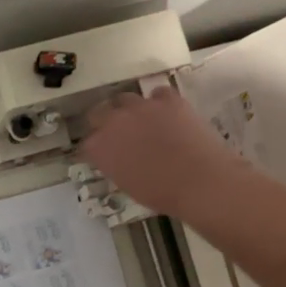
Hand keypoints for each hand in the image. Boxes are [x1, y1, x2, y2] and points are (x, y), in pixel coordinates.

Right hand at [81, 87, 237, 216]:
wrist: (198, 180)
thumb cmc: (160, 193)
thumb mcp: (127, 184)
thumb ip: (115, 165)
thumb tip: (118, 158)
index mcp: (99, 147)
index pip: (87, 143)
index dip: (96, 148)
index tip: (103, 154)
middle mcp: (114, 122)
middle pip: (98, 113)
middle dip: (105, 122)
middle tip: (118, 134)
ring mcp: (141, 106)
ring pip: (125, 99)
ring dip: (129, 109)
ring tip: (142, 121)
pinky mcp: (168, 99)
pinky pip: (157, 94)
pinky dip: (159, 102)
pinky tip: (167, 114)